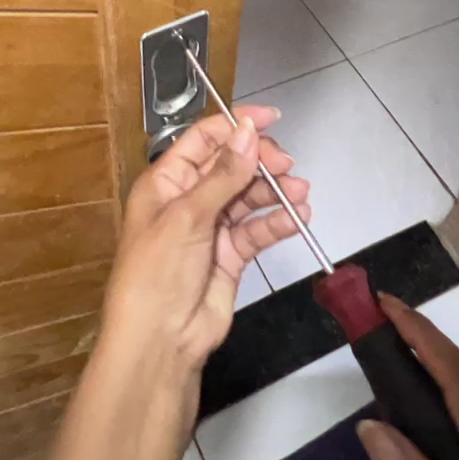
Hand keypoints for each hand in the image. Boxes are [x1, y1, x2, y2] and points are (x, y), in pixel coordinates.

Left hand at [99, 105, 312, 371]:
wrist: (160, 340)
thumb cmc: (157, 272)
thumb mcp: (187, 216)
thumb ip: (223, 174)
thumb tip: (248, 131)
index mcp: (166, 182)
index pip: (203, 140)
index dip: (235, 126)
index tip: (270, 119)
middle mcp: (188, 200)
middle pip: (230, 166)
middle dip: (259, 161)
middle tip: (286, 164)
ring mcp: (210, 228)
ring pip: (248, 197)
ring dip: (274, 191)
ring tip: (301, 191)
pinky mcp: (230, 255)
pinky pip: (257, 230)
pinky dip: (278, 222)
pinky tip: (298, 217)